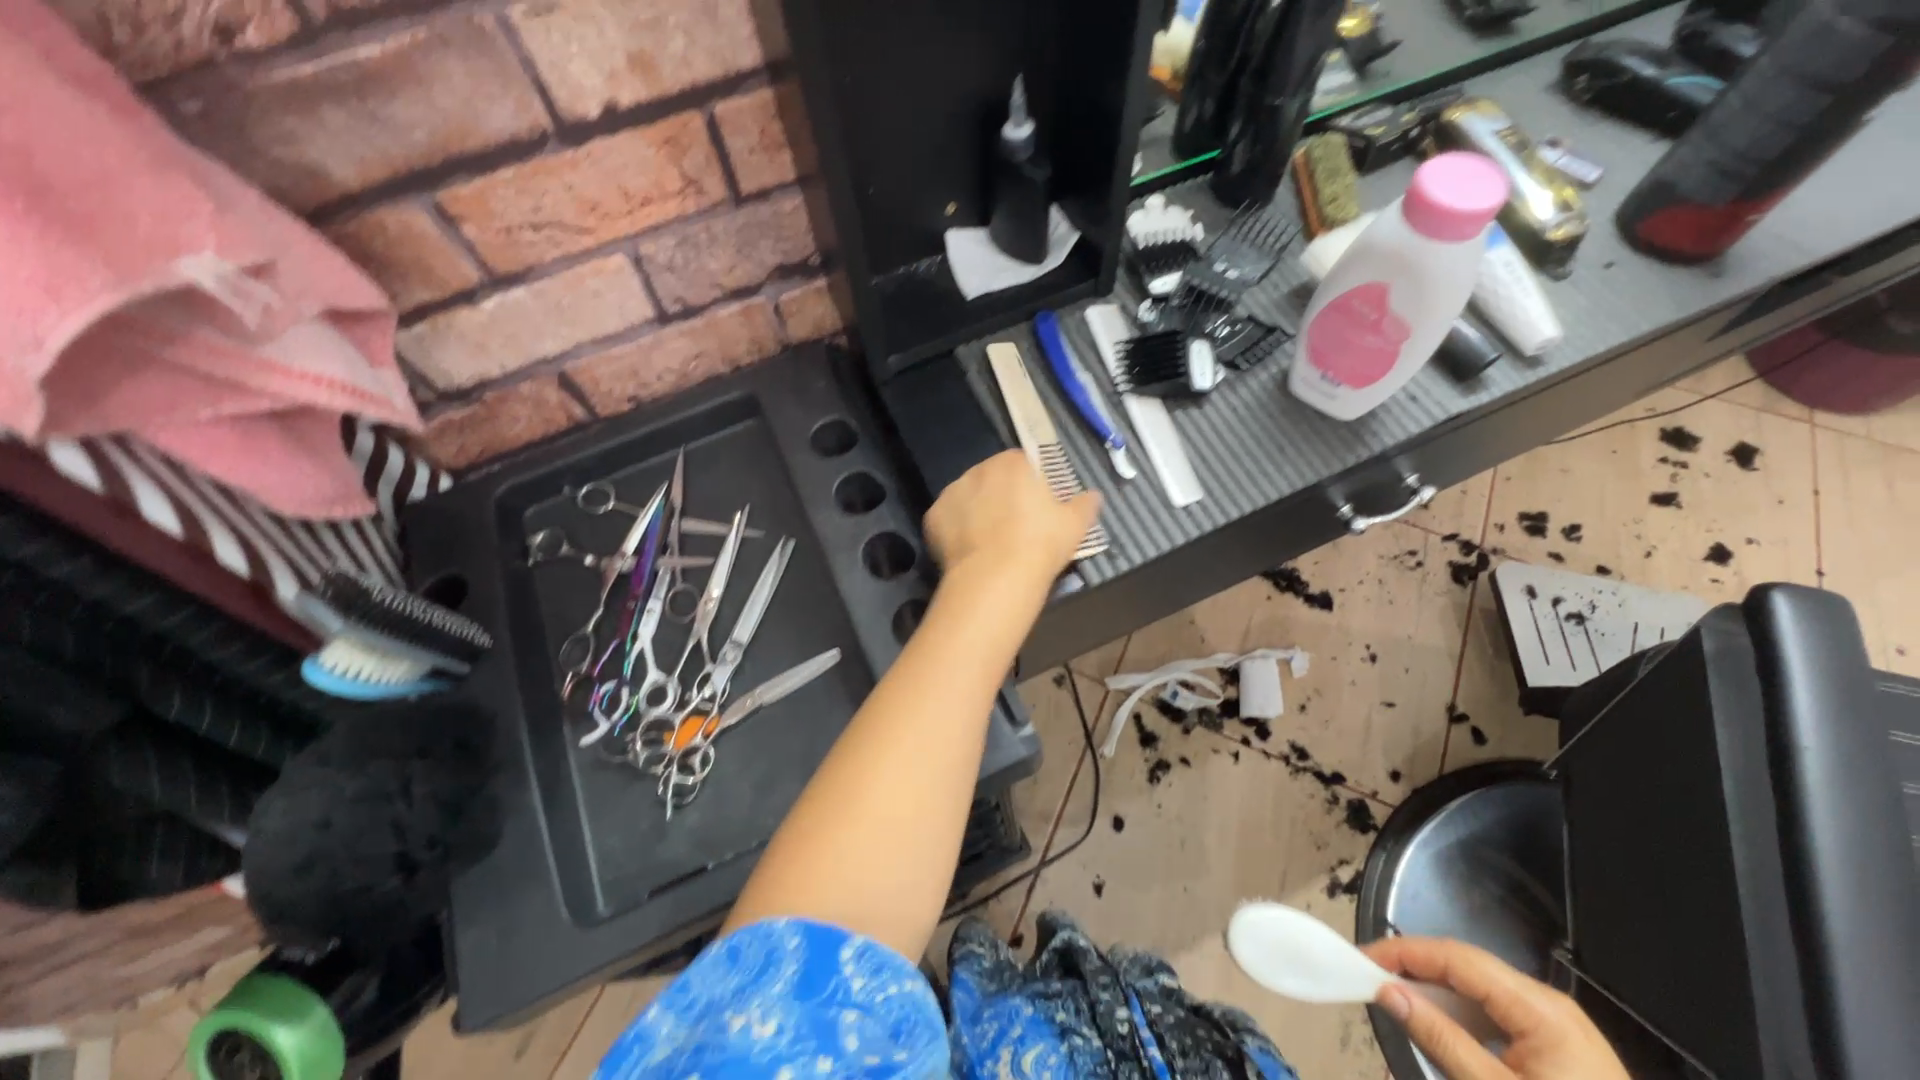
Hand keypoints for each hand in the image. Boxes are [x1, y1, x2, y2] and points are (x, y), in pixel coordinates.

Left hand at [923, 450, 1101, 589]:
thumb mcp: (1075, 524)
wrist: (995, 578)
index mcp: (1013, 463)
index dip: (1030, 484)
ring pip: (968, 498)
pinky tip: (970, 551)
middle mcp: (978, 470)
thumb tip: (1094, 495)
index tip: (1036, 506)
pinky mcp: (932, 517)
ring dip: (977, 511)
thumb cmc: (1040, 545)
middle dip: (1001, 496)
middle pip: (992, 478)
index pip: (1022, 462)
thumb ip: (1085, 504)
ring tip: (990, 542)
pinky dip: (956, 531)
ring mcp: (951, 492)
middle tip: (1014, 527)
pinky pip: (948, 520)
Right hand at [1363, 937, 1629, 1079]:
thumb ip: (1441, 1039)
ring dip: (1437, 992)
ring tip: (1396, 1001)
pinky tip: (1439, 1027)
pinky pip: (1498, 1014)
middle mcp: (1548, 1002)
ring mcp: (1556, 1023)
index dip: (1406, 952)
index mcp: (1539, 1008)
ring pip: (1481, 990)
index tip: (1361, 959)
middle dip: (1417, 969)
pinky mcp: (1556, 1044)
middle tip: (1370, 979)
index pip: (1458, 958)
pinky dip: (1462, 1015)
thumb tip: (1388, 991)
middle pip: (1469, 968)